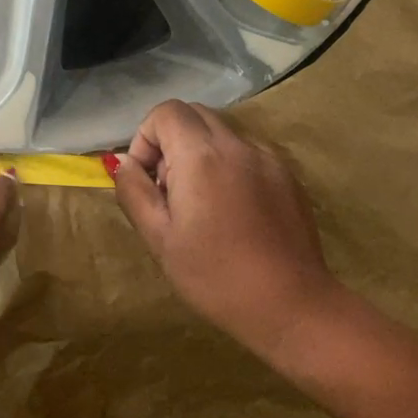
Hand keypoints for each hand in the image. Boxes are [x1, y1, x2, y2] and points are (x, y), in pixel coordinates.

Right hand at [108, 100, 341, 361]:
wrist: (291, 306)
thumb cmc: (215, 276)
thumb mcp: (159, 238)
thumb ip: (134, 191)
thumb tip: (125, 163)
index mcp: (202, 155)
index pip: (166, 112)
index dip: (146, 139)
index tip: (148, 180)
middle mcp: (238, 145)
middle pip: (194, 115)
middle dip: (172, 142)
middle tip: (170, 191)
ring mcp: (269, 158)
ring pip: (222, 133)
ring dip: (200, 154)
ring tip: (202, 205)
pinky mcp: (288, 176)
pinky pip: (247, 154)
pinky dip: (229, 167)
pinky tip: (233, 214)